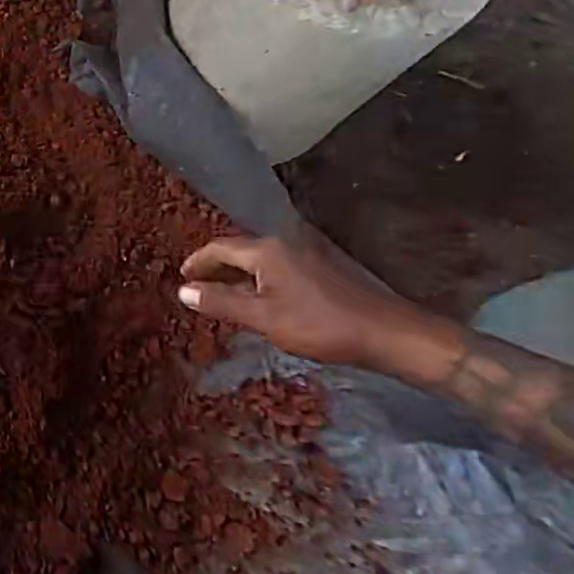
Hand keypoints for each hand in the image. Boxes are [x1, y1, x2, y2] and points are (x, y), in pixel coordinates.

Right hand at [176, 227, 436, 369]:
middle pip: (240, 249)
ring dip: (239, 273)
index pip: (219, 247)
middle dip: (216, 267)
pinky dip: (261, 276)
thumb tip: (182, 291)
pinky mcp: (325, 262)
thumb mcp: (263, 317)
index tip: (182, 278)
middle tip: (199, 287)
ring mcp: (309, 249)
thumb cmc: (321, 325)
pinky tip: (262, 296)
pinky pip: (280, 263)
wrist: (391, 333)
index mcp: (267, 249)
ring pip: (261, 257)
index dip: (197, 262)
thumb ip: (220, 302)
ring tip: (225, 294)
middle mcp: (286, 239)